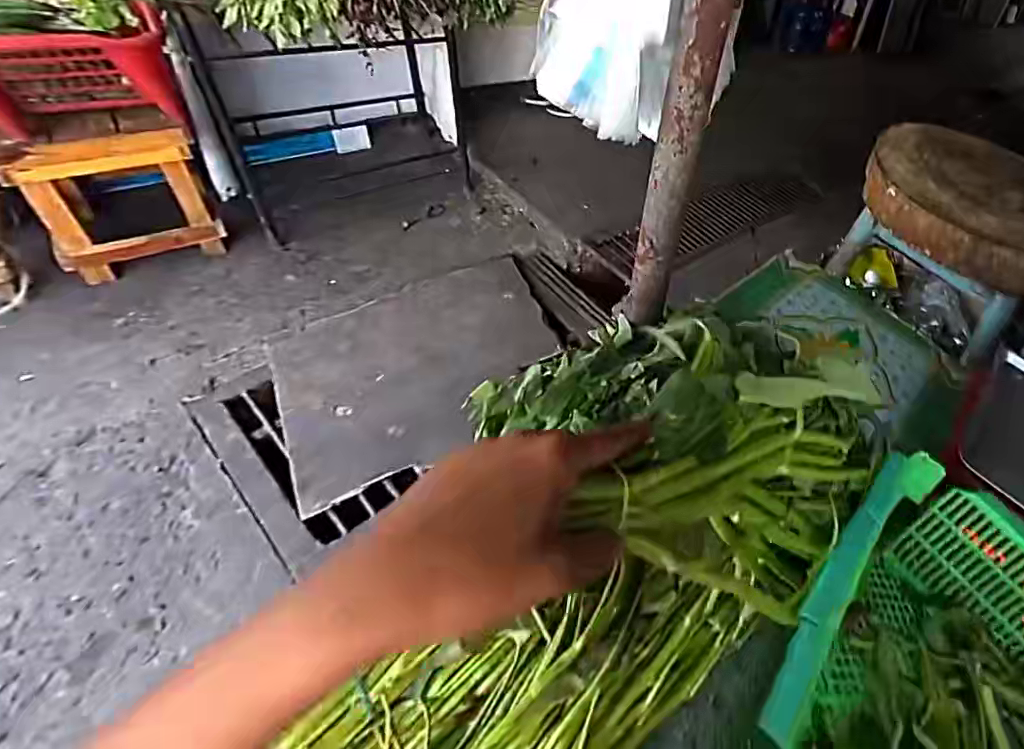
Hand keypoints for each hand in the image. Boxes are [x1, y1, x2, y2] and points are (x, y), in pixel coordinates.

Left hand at [289, 423, 649, 656]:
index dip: (636, 437)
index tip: (655, 428)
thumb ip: (595, 553)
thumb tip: (615, 540)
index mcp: (554, 457)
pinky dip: (508, 488)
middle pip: (568, 450)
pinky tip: (494, 525)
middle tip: (596, 498)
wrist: (367, 594)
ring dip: (544, 481)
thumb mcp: (549, 575)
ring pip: (529, 461)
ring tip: (541, 519)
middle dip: (586, 470)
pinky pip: (494, 471)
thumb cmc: (473, 579)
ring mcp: (478, 452)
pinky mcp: (443, 470)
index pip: (610, 441)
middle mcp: (521, 442)